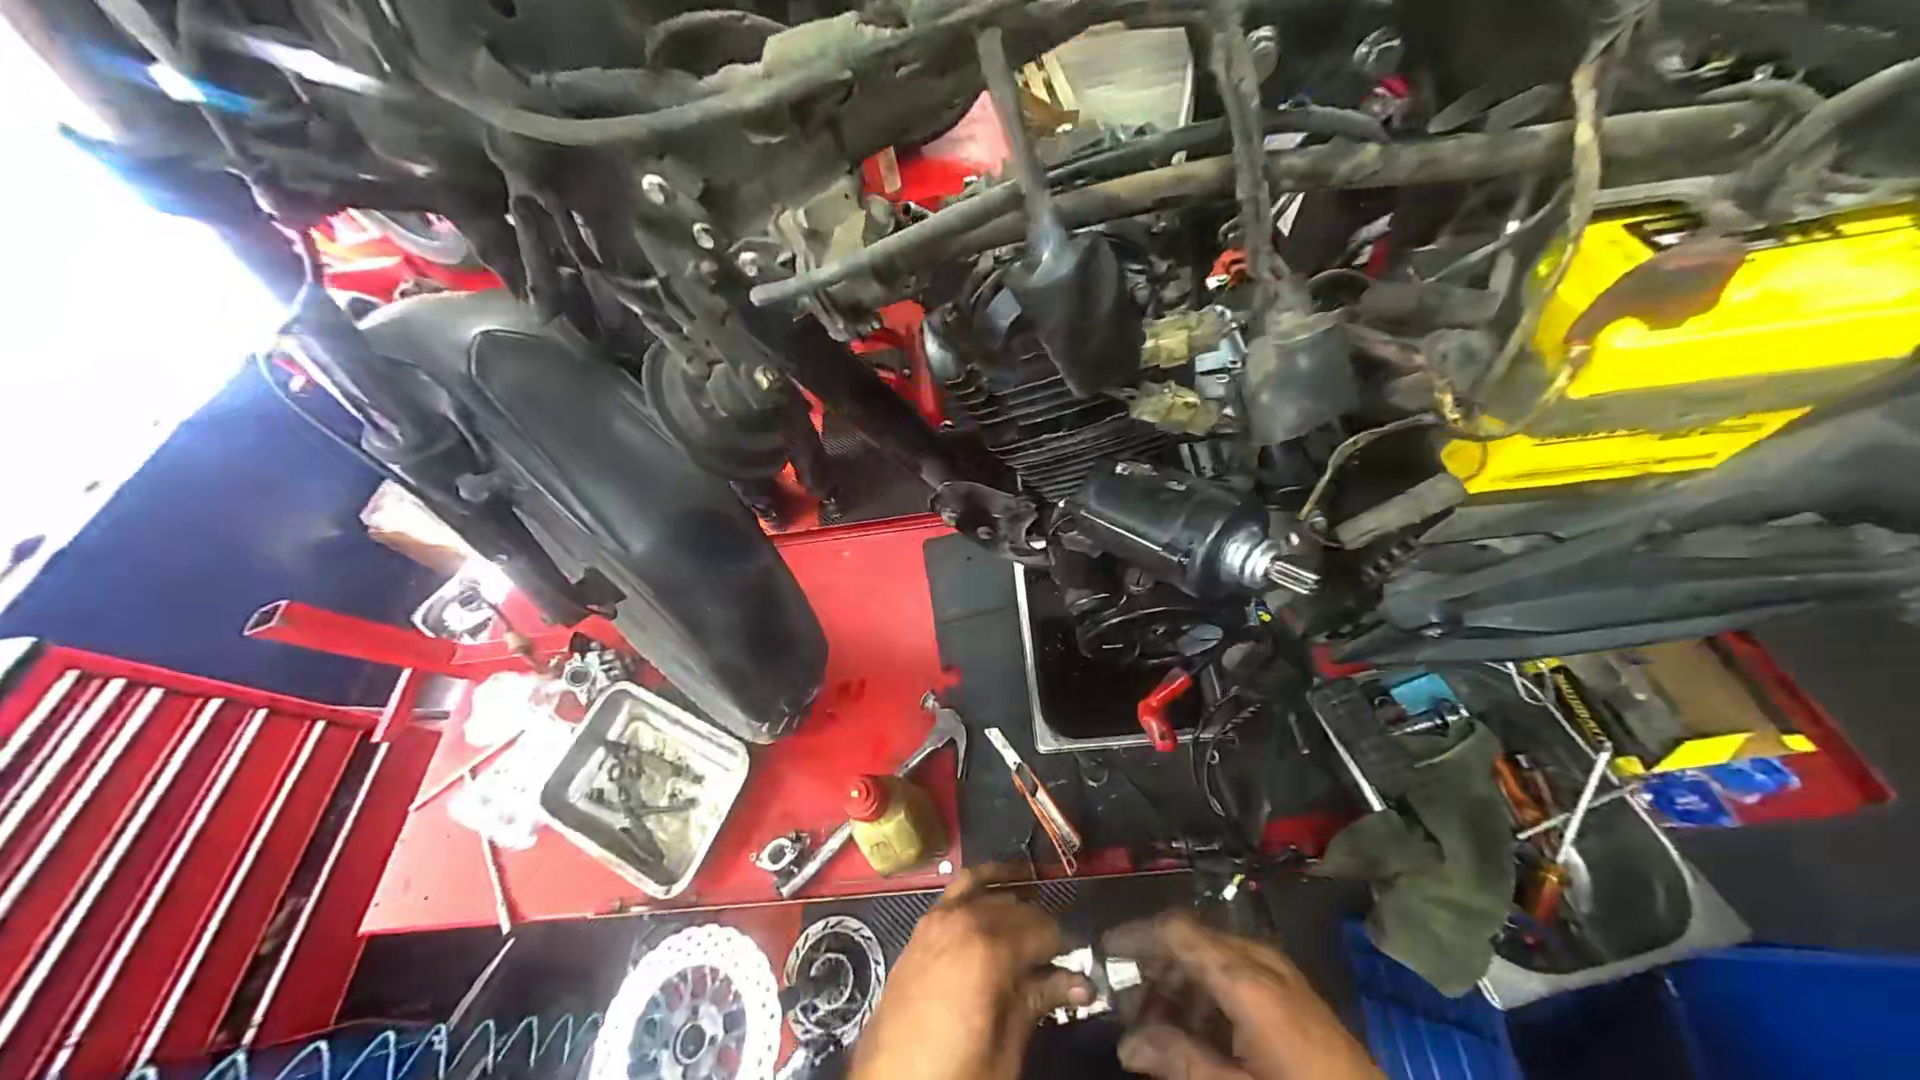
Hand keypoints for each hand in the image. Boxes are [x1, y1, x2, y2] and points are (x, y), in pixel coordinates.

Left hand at [850, 866, 1092, 1079]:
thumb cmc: (954, 1072)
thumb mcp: (1005, 1048)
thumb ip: (1039, 1002)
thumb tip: (1082, 984)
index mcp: (990, 951)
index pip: (1046, 930)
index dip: (1066, 948)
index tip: (1077, 967)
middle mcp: (966, 920)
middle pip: (1021, 910)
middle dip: (1044, 930)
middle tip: (1060, 959)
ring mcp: (941, 917)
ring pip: (993, 894)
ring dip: (1017, 903)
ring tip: (1037, 922)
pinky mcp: (924, 924)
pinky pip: (959, 887)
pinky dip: (984, 880)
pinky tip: (1002, 882)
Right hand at [1107, 912, 1382, 1079]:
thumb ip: (1180, 1061)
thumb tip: (1125, 1044)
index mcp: (1246, 979)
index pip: (1176, 931)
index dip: (1136, 934)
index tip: (1104, 949)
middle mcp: (1261, 961)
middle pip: (1192, 942)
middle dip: (1155, 968)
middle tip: (1127, 1006)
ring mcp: (1282, 975)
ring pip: (1213, 958)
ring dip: (1180, 984)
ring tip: (1158, 1026)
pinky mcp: (1294, 994)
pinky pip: (1237, 974)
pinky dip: (1208, 994)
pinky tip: (1198, 1032)